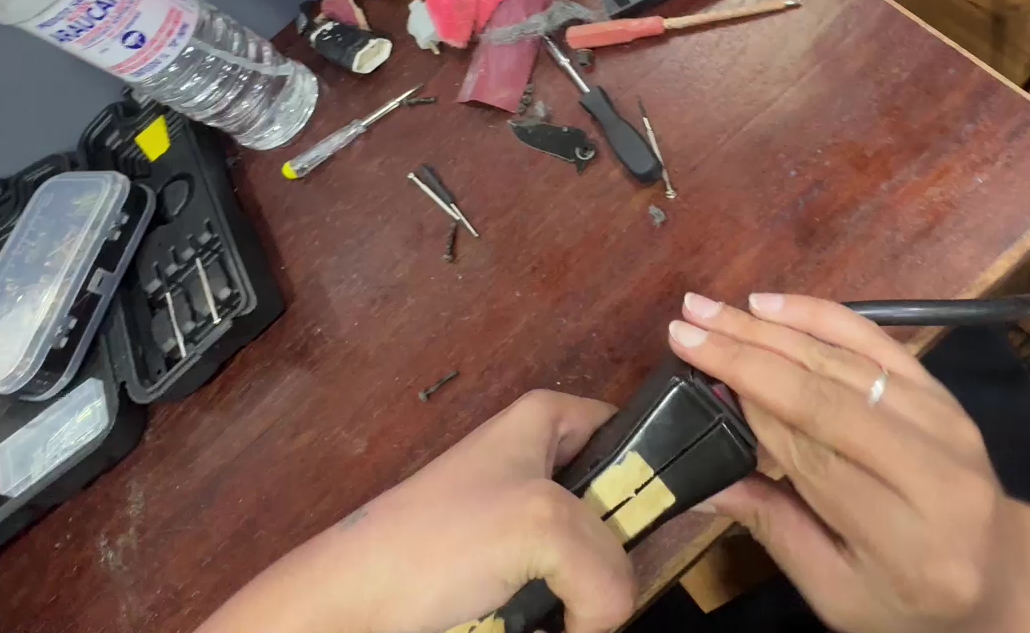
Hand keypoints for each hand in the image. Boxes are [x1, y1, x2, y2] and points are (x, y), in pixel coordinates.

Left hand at [197, 390, 632, 632]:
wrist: (348, 606)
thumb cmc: (445, 538)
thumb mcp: (542, 527)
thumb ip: (607, 565)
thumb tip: (616, 612)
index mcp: (548, 418)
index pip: (633, 433)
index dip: (660, 476)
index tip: (682, 530)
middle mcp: (538, 456)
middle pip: (616, 498)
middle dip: (624, 550)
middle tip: (620, 590)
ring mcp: (519, 512)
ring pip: (591, 550)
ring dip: (591, 590)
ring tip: (578, 615)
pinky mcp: (503, 563)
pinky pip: (561, 582)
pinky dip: (567, 610)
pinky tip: (555, 625)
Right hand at [668, 293, 1029, 632]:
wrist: (1007, 573)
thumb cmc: (914, 601)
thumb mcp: (840, 595)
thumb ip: (774, 530)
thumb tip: (701, 482)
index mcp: (909, 542)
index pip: (815, 457)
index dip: (755, 412)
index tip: (697, 374)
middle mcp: (933, 468)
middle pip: (824, 397)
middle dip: (745, 356)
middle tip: (685, 328)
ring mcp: (941, 416)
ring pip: (839, 360)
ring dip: (766, 329)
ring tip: (708, 309)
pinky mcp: (936, 386)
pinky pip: (870, 338)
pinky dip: (816, 314)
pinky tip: (768, 303)